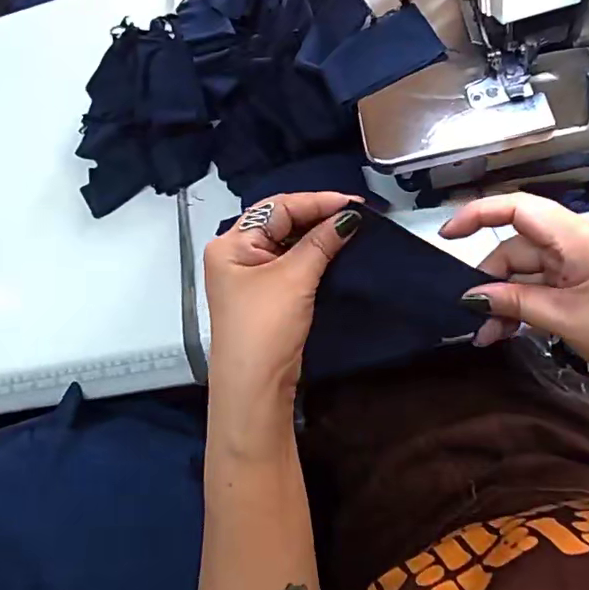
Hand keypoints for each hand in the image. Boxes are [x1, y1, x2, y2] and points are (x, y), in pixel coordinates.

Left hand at [203, 192, 362, 414]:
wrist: (254, 387)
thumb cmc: (265, 327)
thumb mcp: (294, 278)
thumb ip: (321, 242)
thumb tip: (349, 217)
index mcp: (230, 243)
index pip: (277, 208)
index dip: (316, 202)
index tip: (354, 204)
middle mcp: (236, 254)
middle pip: (280, 222)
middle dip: (318, 216)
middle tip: (358, 215)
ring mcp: (250, 276)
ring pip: (288, 243)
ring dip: (318, 236)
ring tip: (353, 229)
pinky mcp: (266, 295)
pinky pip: (291, 264)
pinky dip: (314, 256)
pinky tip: (337, 251)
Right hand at [440, 192, 588, 401]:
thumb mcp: (565, 319)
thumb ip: (513, 301)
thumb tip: (471, 298)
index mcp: (579, 236)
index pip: (517, 207)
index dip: (476, 214)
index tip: (447, 236)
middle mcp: (581, 240)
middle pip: (519, 246)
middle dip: (491, 280)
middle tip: (474, 318)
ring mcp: (587, 261)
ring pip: (529, 270)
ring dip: (506, 299)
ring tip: (490, 336)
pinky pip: (547, 284)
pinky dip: (526, 304)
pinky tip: (510, 330)